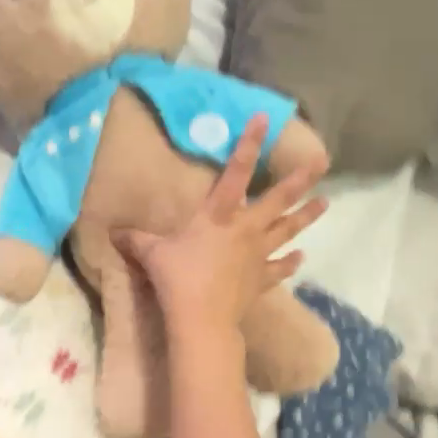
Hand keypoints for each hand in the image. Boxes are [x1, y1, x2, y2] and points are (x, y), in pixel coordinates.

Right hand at [114, 114, 327, 338]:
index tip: (265, 119)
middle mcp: (245, 229)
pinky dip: (291, 263)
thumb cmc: (178, 279)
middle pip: (278, 199)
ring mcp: (257, 254)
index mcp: (219, 215)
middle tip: (321, 163)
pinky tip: (301, 257)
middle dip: (299, 179)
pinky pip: (280, 269)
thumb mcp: (152, 254)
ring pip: (288, 230)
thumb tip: (112, 232)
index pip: (236, 172)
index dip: (250, 144)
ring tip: (325, 202)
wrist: (202, 318)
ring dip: (306, 216)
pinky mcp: (261, 280)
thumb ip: (136, 239)